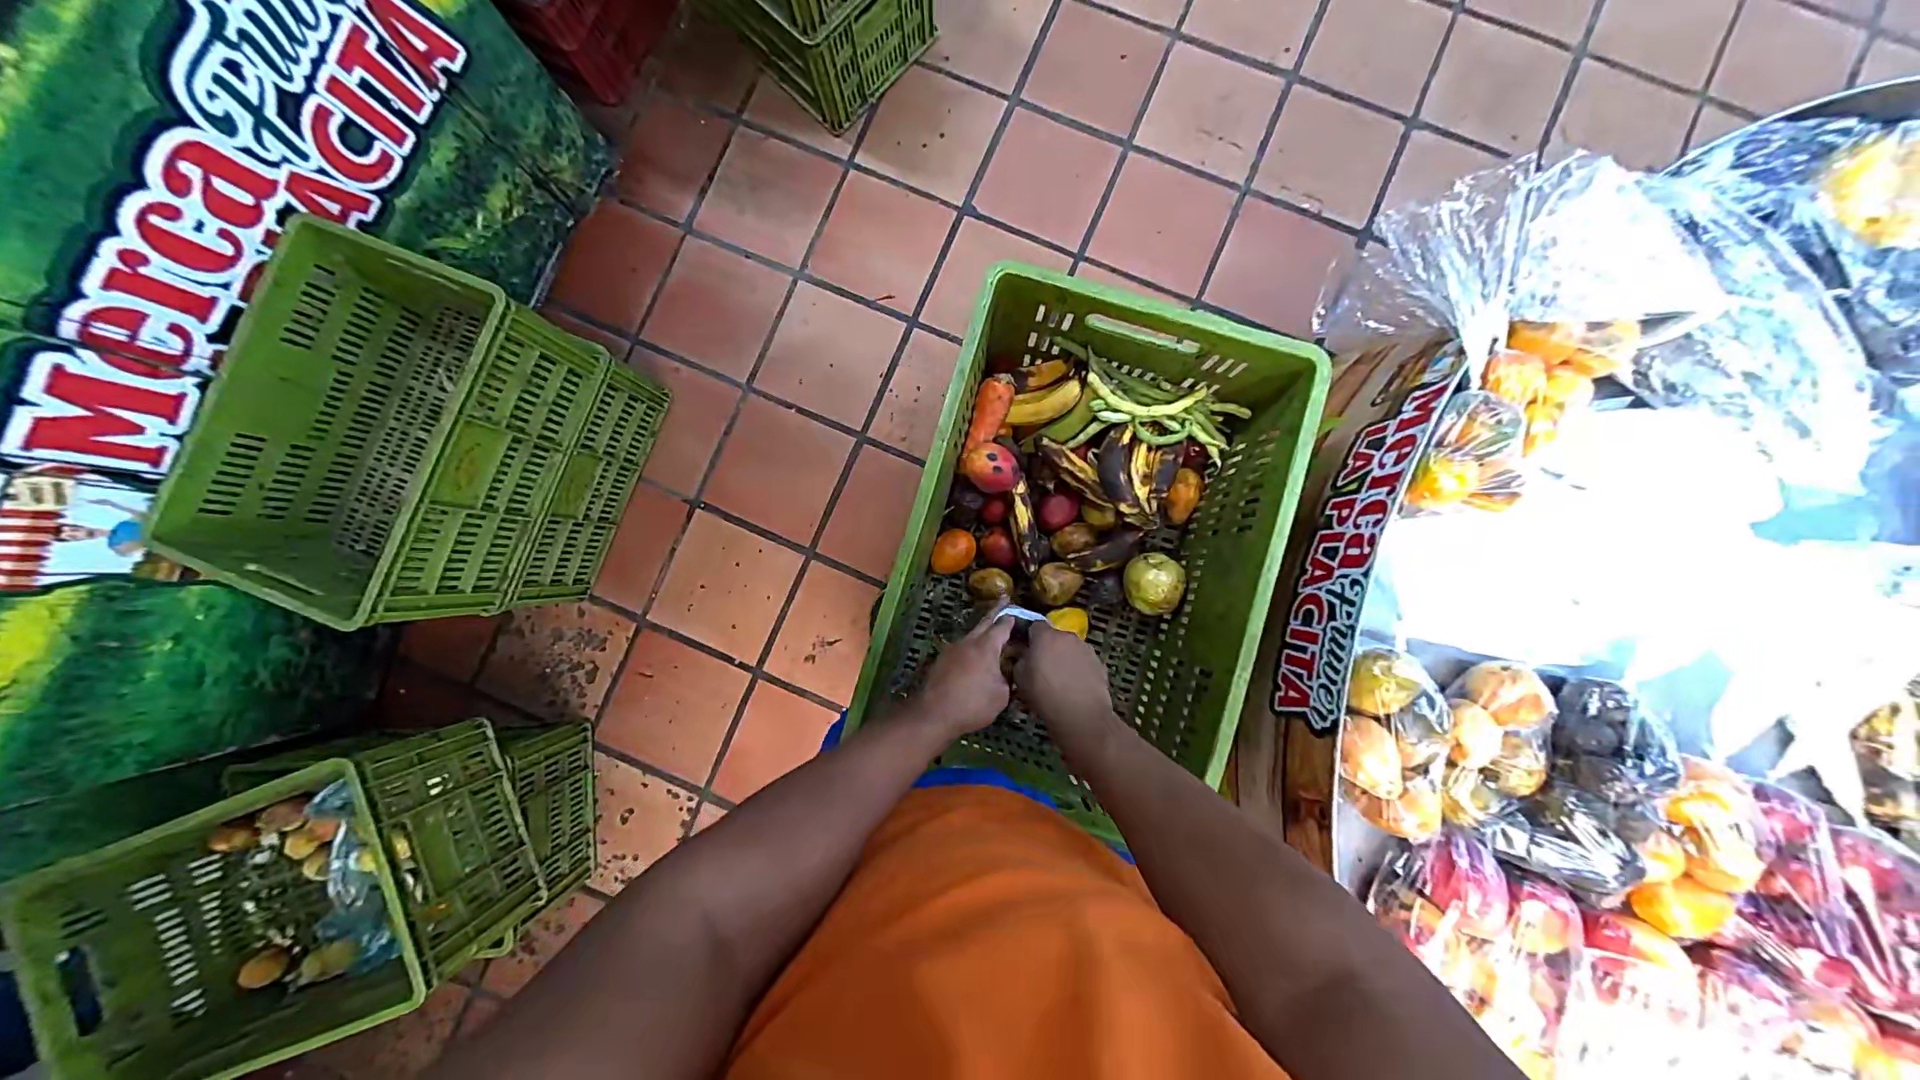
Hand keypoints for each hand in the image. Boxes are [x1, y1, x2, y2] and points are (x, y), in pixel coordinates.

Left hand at [911, 606, 1015, 737]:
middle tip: (1004, 602)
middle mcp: (968, 642)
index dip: (1011, 619)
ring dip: (982, 634)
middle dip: (995, 612)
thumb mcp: (1001, 695)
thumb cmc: (972, 704)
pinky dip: (971, 649)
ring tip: (993, 637)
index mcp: (985, 646)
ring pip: (971, 636)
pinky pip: (962, 650)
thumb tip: (1006, 673)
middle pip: (984, 623)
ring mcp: (952, 650)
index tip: (1017, 613)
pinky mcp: (941, 661)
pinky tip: (976, 660)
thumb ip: (1008, 679)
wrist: (934, 714)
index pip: (1002, 626)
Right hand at [1016, 619, 1123, 762]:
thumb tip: (1024, 655)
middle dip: (1048, 648)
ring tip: (1060, 680)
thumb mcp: (1019, 677)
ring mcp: (1086, 649)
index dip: (1029, 637)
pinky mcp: (1099, 664)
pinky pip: (1084, 662)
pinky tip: (1074, 687)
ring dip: (1064, 658)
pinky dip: (1078, 670)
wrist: (1080, 715)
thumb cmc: (1044, 694)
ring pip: (1070, 649)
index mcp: (1046, 636)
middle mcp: (1068, 637)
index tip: (1026, 650)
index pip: (1034, 625)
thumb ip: (1020, 659)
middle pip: (1054, 637)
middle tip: (1041, 667)